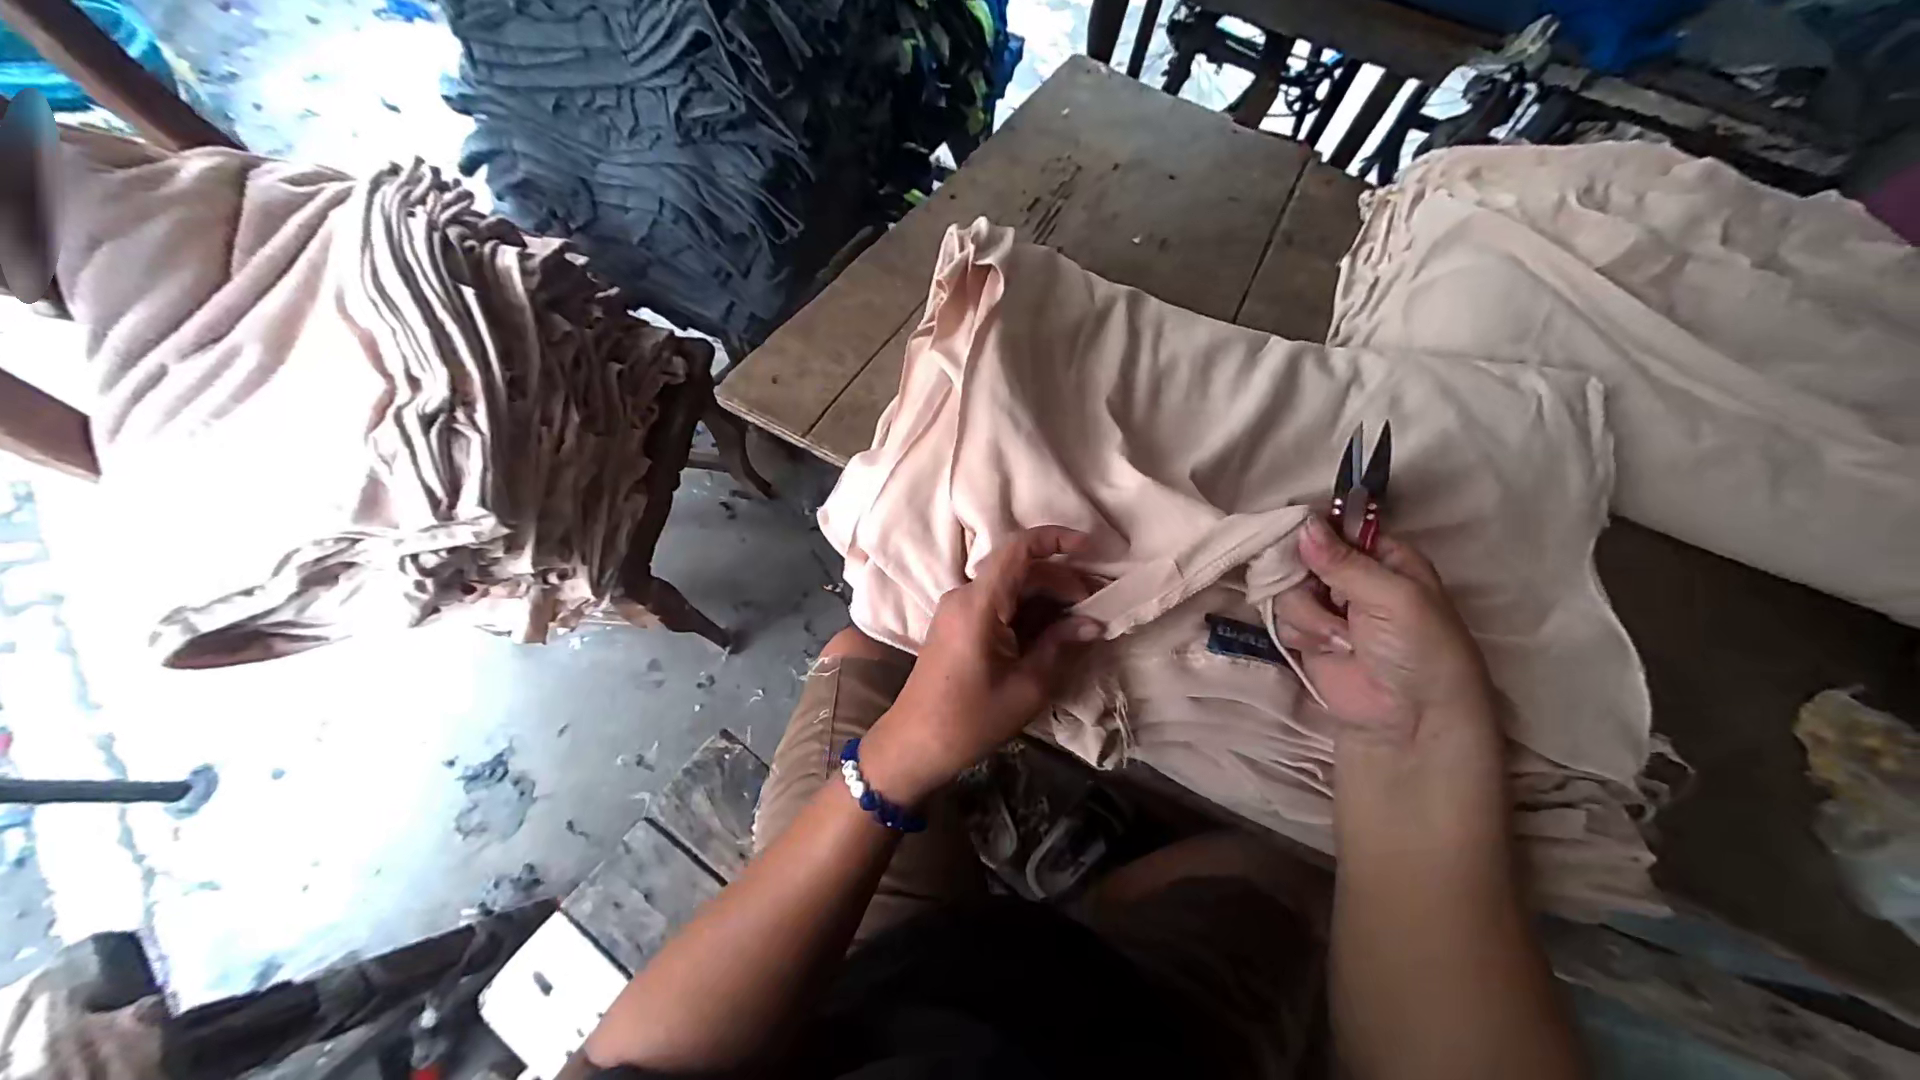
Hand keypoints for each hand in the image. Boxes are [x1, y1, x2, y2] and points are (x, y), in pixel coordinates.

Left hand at [860, 526, 1102, 804]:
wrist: (914, 743)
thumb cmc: (969, 720)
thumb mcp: (1026, 687)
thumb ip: (1060, 645)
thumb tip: (1093, 622)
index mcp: (978, 604)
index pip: (1018, 549)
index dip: (1057, 540)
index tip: (1092, 548)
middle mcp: (965, 596)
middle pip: (1020, 569)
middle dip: (1063, 580)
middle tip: (1100, 604)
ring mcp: (958, 609)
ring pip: (1011, 586)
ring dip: (1048, 597)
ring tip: (1084, 619)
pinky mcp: (958, 624)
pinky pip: (998, 603)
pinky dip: (1028, 610)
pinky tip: (1055, 630)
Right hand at [1271, 515, 1493, 748]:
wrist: (1407, 721)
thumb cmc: (1419, 650)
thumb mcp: (1393, 597)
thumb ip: (1344, 560)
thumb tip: (1302, 524)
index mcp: (1382, 557)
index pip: (1334, 526)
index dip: (1310, 530)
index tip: (1293, 539)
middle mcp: (1350, 577)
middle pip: (1299, 555)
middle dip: (1304, 577)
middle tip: (1322, 594)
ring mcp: (1326, 607)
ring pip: (1286, 588)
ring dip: (1308, 613)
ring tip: (1339, 637)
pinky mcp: (1307, 635)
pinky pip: (1282, 617)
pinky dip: (1300, 633)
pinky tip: (1326, 649)